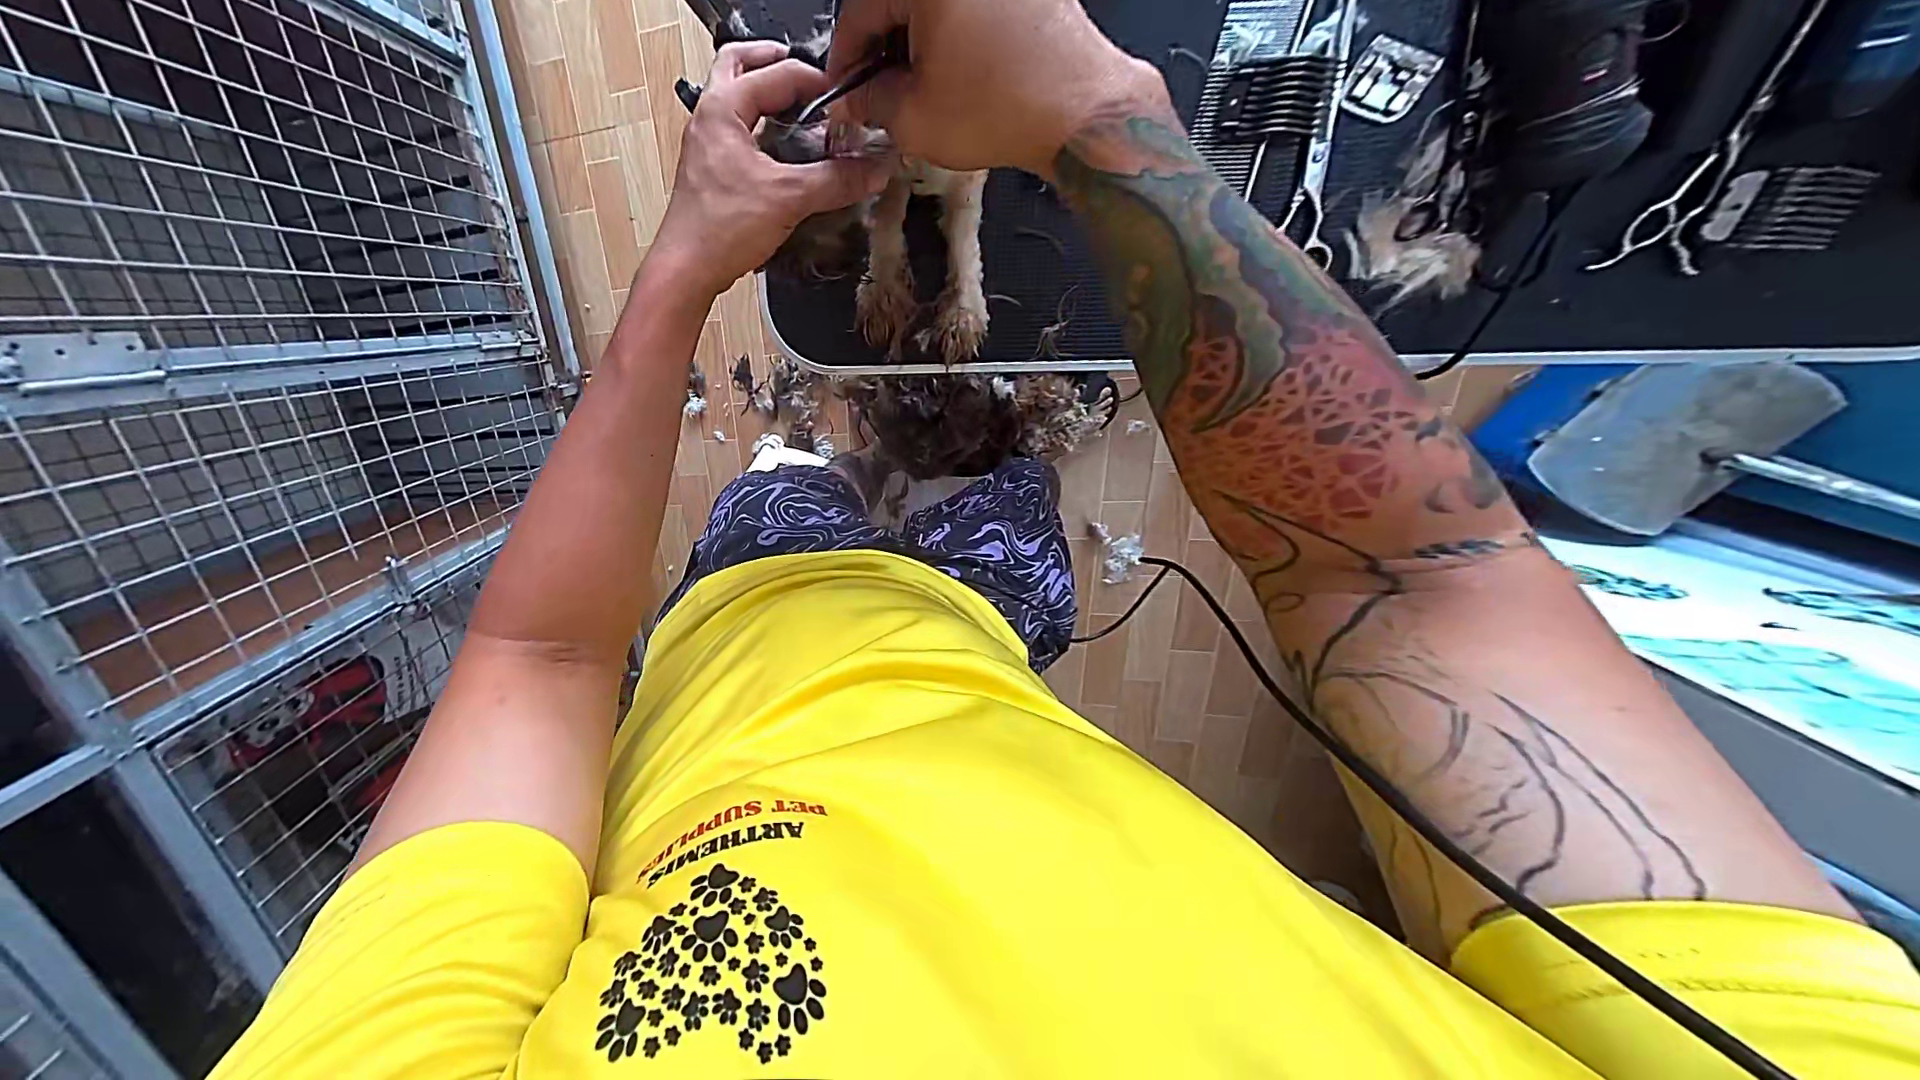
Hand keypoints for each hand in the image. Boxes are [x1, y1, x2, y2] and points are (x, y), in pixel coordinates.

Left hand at [645, 43, 892, 302]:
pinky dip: (761, 131)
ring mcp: (709, 148)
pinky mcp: (714, 174)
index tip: (843, 98)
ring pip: (736, 102)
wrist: (689, 268)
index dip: (814, 81)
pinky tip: (782, 152)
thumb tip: (872, 169)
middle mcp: (710, 120)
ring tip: (798, 107)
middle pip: (738, 66)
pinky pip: (738, 137)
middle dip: (772, 62)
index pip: (776, 74)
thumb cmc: (720, 228)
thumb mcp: (788, 198)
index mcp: (723, 109)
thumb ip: (835, 180)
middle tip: (804, 72)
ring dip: (765, 96)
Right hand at [827, 0, 1167, 175]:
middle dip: (884, 55)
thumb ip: (872, 103)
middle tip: (881, 100)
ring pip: (937, 10)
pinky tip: (958, 82)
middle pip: (900, 5)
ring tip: (923, 98)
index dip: (846, 59)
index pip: (859, 11)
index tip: (845, 91)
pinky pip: (974, 12)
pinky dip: (956, 42)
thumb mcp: (914, 119)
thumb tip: (859, 99)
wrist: (1081, 114)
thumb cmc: (1007, 108)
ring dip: (920, 49)